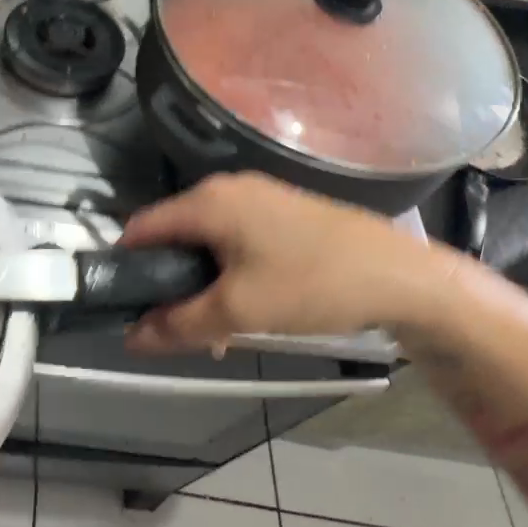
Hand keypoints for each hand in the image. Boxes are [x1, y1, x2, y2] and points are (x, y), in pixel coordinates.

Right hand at [119, 172, 458, 351]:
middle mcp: (226, 188)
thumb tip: (131, 338)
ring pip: (206, 241)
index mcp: (207, 201)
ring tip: (217, 330)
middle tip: (178, 327)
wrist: (401, 277)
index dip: (126, 266)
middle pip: (173, 234)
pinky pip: (236, 240)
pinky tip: (249, 307)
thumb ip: (178, 324)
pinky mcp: (283, 211)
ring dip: (201, 284)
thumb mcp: (238, 311)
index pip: (140, 227)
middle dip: (169, 282)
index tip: (128, 305)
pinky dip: (229, 273)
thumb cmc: (311, 284)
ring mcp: (258, 197)